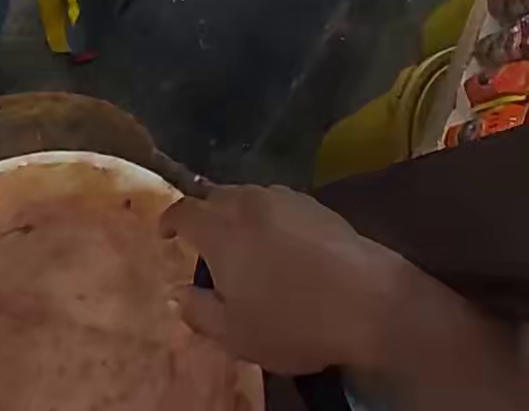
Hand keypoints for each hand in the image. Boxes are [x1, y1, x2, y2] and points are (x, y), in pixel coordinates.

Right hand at [159, 185, 419, 375]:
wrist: (364, 297)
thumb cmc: (291, 319)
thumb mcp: (235, 333)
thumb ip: (199, 310)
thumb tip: (179, 293)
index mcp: (222, 230)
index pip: (185, 211)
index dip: (170, 219)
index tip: (165, 233)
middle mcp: (248, 202)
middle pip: (216, 196)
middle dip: (205, 215)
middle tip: (206, 245)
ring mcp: (283, 197)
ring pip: (247, 195)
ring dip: (237, 213)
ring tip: (244, 244)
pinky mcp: (312, 202)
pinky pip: (276, 201)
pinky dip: (267, 215)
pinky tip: (280, 243)